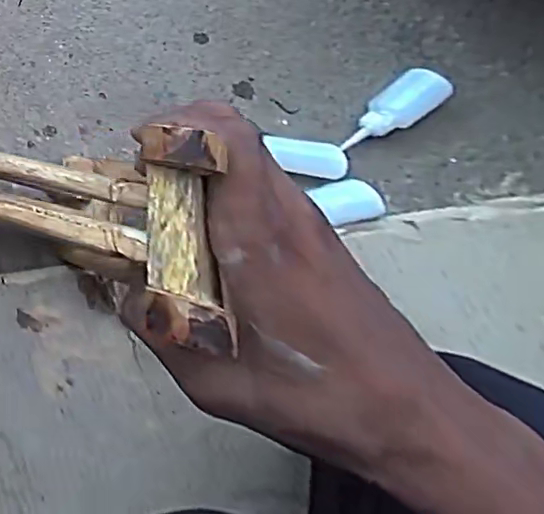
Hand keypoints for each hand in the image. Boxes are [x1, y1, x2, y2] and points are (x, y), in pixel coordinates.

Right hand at [120, 102, 543, 513]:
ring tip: (164, 189)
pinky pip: (254, 167)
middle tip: (144, 169)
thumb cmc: (321, 398)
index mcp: (259, 237)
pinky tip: (202, 217)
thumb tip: (122, 293)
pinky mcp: (310, 222)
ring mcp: (302, 211)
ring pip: (242, 141)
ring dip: (194, 147)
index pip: (228, 142)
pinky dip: (216, 169)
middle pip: (230, 124)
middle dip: (173, 130)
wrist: (422, 419)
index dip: (176, 126)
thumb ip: (158, 331)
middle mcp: (283, 209)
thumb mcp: (217, 384)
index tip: (143, 150)